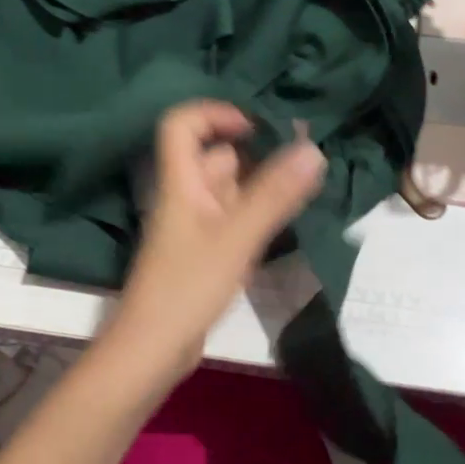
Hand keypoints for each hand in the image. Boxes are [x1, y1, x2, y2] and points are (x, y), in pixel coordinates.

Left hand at [108, 101, 324, 370]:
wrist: (152, 350)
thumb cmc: (187, 288)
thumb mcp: (236, 238)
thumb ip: (274, 195)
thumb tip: (312, 147)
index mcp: (181, 183)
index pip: (183, 124)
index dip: (216, 113)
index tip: (259, 126)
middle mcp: (185, 198)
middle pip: (215, 157)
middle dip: (257, 151)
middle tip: (305, 156)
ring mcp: (194, 227)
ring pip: (229, 190)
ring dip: (262, 185)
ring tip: (306, 186)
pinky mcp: (204, 254)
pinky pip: (232, 219)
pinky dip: (256, 215)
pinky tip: (285, 222)